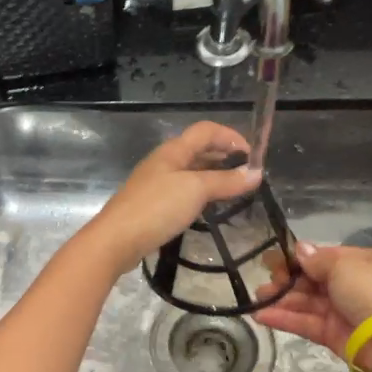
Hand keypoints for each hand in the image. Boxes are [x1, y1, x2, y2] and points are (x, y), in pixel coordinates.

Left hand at [78, 122, 262, 275]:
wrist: (115, 241)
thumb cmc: (156, 208)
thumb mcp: (195, 190)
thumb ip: (225, 181)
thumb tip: (256, 173)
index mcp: (173, 151)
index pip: (206, 131)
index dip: (231, 136)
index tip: (253, 157)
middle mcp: (164, 162)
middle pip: (199, 150)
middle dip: (225, 157)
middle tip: (248, 177)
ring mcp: (156, 184)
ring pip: (191, 172)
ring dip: (214, 177)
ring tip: (235, 193)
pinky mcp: (152, 206)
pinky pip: (182, 192)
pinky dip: (200, 195)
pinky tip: (209, 208)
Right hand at [253, 242, 371, 371]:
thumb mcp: (345, 266)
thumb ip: (317, 260)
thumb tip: (299, 249)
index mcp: (362, 263)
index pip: (325, 258)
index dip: (299, 260)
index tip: (274, 261)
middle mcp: (352, 286)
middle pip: (313, 281)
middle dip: (287, 280)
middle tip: (265, 281)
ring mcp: (342, 312)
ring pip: (306, 303)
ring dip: (281, 300)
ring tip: (257, 299)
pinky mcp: (333, 335)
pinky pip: (306, 323)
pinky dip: (285, 319)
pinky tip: (262, 316)